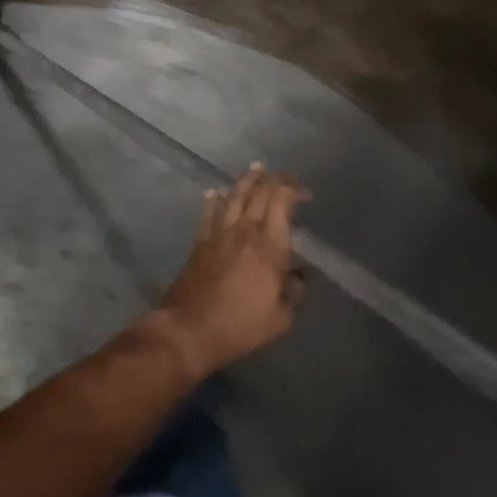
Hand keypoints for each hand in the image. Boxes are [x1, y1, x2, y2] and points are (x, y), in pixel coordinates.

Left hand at [149, 163, 309, 378]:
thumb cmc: (241, 325)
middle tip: (285, 176)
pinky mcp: (200, 242)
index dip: (294, 190)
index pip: (282, 202)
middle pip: (260, 193)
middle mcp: (245, 230)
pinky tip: (215, 192)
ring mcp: (219, 233)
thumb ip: (294, 293)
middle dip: (275, 179)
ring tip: (256, 168)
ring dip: (247, 180)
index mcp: (270, 245)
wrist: (190, 328)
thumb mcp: (280, 318)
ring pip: (234, 196)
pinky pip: (208, 213)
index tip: (306, 193)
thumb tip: (300, 277)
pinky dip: (213, 200)